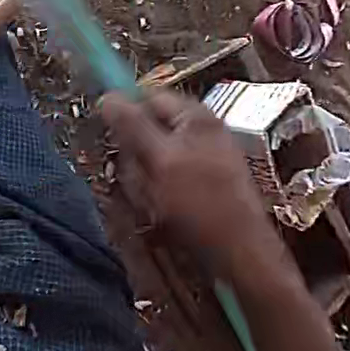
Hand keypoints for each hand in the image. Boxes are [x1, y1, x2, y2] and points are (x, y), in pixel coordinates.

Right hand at [101, 91, 286, 280]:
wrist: (241, 253)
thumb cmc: (202, 202)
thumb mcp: (160, 159)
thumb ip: (132, 126)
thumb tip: (108, 98)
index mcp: (196, 115)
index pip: (149, 97)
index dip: (126, 113)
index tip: (110, 135)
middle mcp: (202, 132)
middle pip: (150, 131)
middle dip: (136, 155)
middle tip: (138, 177)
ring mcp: (205, 159)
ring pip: (154, 161)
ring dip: (144, 181)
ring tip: (153, 202)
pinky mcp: (203, 187)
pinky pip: (167, 183)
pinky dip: (158, 197)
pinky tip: (164, 215)